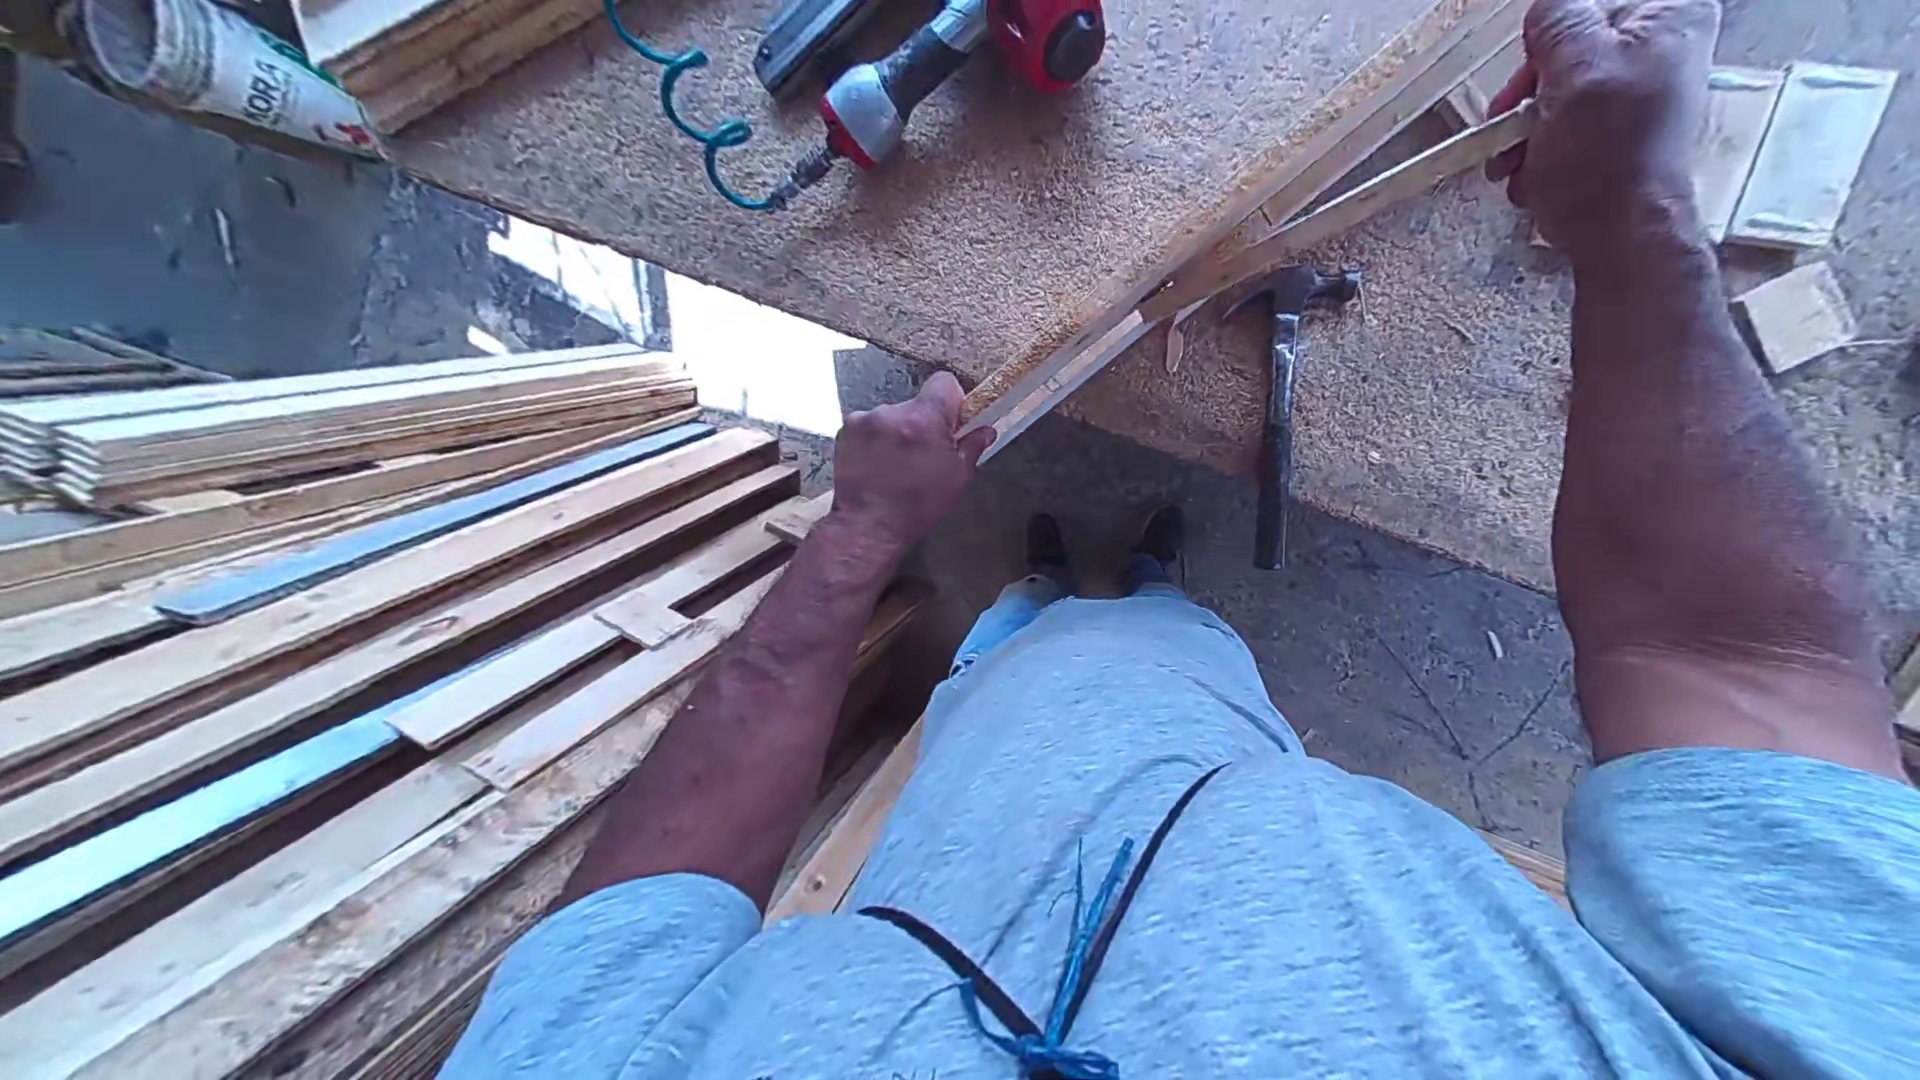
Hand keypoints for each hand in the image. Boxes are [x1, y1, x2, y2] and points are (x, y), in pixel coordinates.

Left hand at [830, 372, 995, 552]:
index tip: (952, 420)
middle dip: (924, 422)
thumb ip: (971, 447)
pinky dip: (876, 439)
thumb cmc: (914, 508)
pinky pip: (870, 424)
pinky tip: (879, 464)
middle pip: (917, 403)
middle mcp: (892, 412)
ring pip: (893, 415)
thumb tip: (985, 431)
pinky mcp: (846, 430)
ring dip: (898, 432)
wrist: (867, 526)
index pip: (944, 382)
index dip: (951, 399)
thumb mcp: (955, 479)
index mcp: (924, 419)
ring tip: (898, 464)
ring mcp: (865, 419)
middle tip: (925, 452)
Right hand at [1486, 0, 1718, 258]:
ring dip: (1519, 139)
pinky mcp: (1609, 139)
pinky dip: (1534, 158)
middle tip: (1505, 135)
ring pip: (1551, 103)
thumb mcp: (1577, 76)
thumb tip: (1545, 5)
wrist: (1616, 227)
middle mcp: (1656, 50)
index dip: (1542, 51)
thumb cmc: (1601, 153)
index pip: (1584, 12)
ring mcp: (1632, 98)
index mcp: (1666, 18)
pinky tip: (1534, 177)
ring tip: (1516, 166)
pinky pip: (1557, 135)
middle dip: (1524, 104)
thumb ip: (1561, 28)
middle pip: (1563, 60)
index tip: (1519, 92)